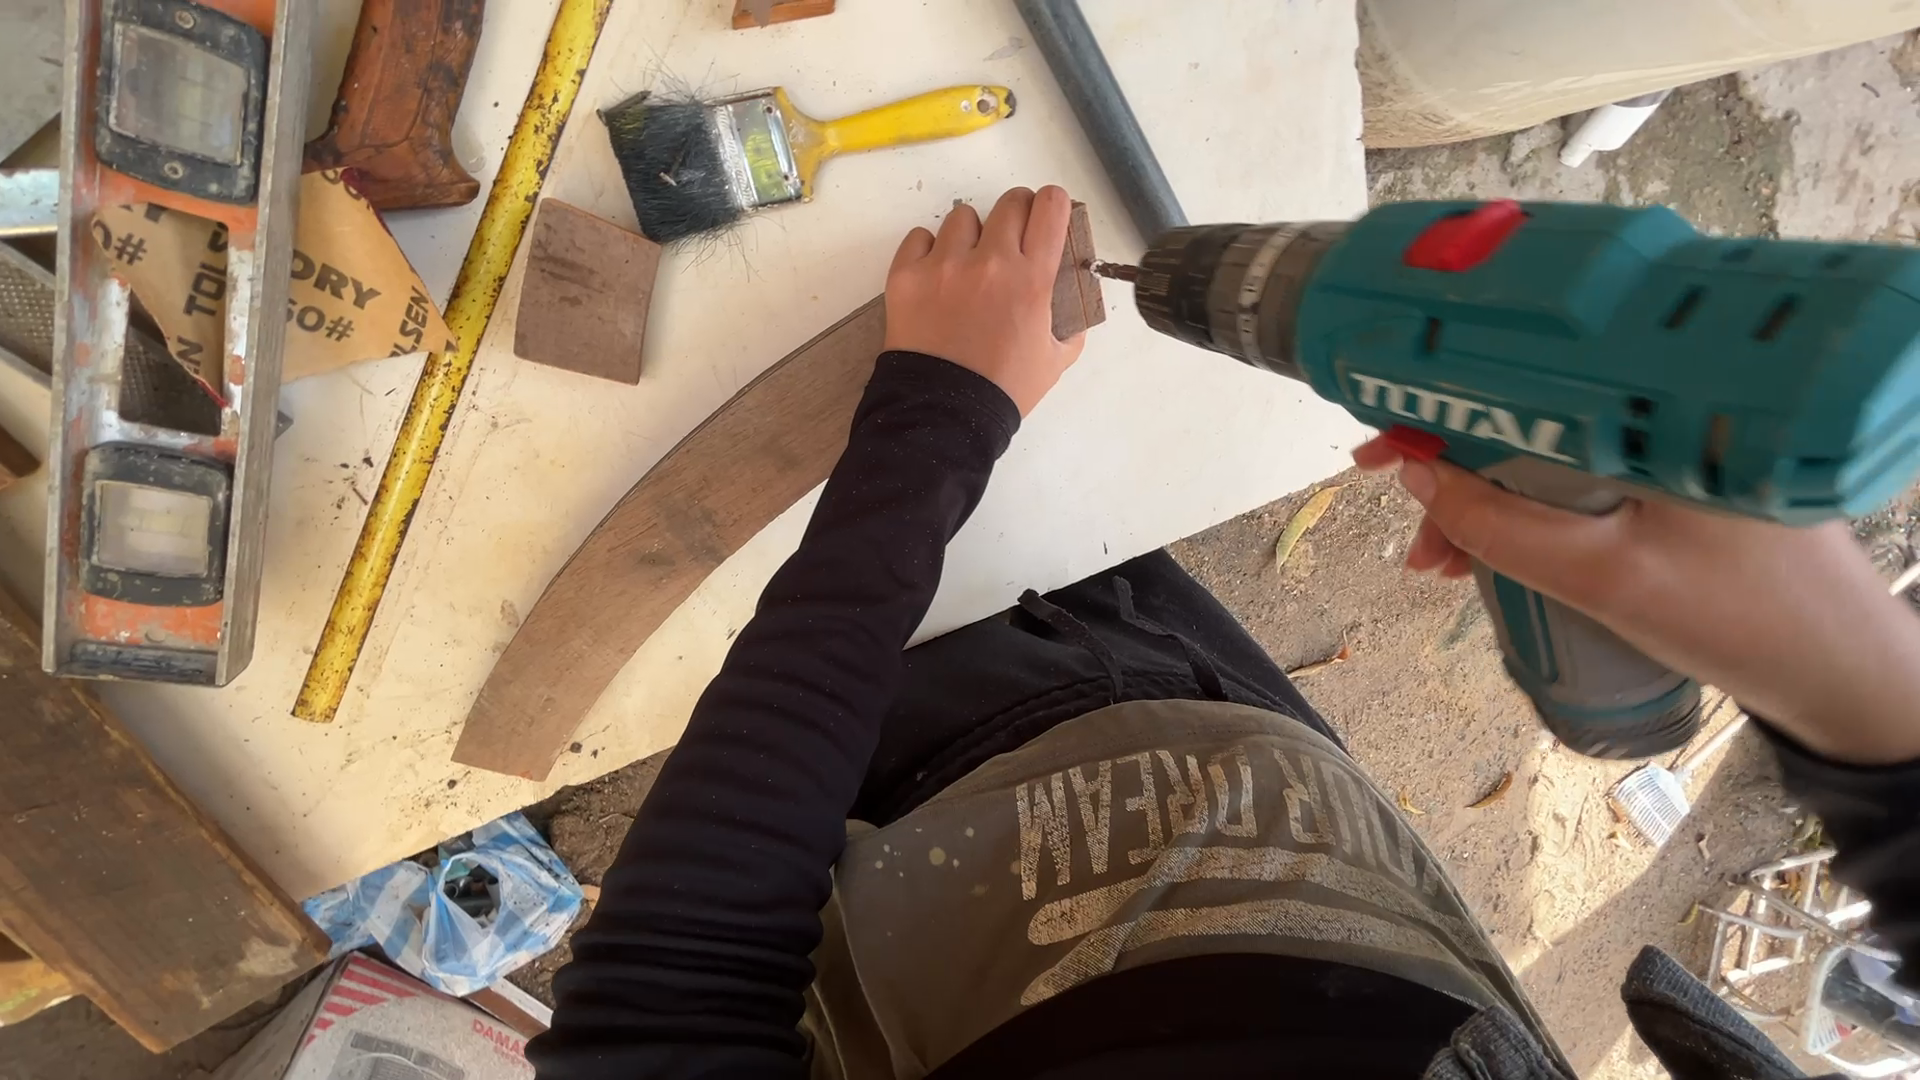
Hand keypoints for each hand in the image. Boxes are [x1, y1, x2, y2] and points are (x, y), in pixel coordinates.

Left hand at [884, 186, 1086, 415]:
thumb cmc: (1003, 390)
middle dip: (1016, 217)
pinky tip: (934, 279)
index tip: (1046, 221)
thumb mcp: (1055, 361)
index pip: (1051, 205)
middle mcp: (990, 262)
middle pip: (1010, 202)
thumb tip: (1072, 304)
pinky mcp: (906, 276)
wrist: (945, 415)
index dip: (1051, 207)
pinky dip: (927, 251)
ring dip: (969, 237)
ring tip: (965, 270)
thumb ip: (1071, 325)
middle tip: (1008, 246)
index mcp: (1032, 279)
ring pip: (962, 217)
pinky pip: (918, 237)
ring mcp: (944, 266)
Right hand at [1354, 436, 1919, 764]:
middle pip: (1520, 427)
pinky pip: (1562, 486)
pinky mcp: (1664, 480)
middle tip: (1408, 529)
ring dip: (1475, 508)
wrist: (1843, 678)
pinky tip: (1481, 555)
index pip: (1523, 386)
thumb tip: (1413, 476)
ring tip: (1437, 563)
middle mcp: (1665, 412)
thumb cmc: (1734, 621)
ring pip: (1533, 462)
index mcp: (1665, 408)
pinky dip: (1515, 517)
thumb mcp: (1596, 576)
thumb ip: (1497, 524)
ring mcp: (1666, 448)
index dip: (1438, 412)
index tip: (1379, 448)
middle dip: (1448, 479)